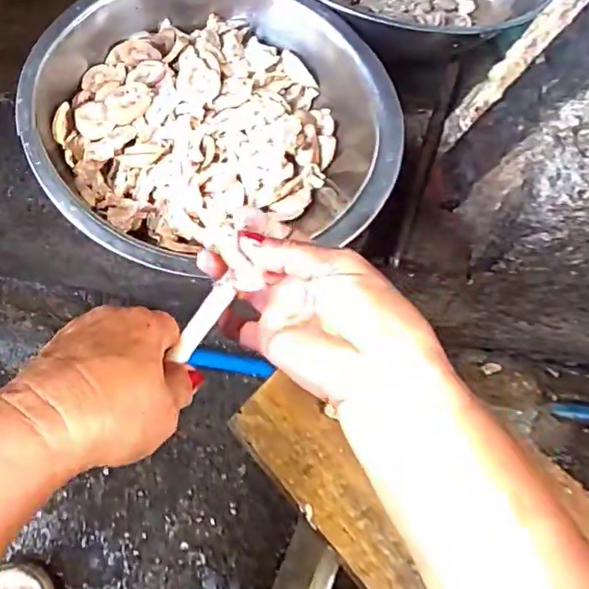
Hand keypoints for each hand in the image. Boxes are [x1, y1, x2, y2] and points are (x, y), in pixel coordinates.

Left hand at [0, 305, 196, 471]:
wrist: (48, 419)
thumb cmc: (108, 412)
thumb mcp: (167, 413)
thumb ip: (180, 390)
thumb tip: (183, 379)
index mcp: (147, 324)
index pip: (174, 330)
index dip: (176, 359)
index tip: (174, 382)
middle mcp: (113, 317)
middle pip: (139, 337)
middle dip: (144, 366)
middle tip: (145, 403)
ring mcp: (80, 330)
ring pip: (108, 348)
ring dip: (112, 372)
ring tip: (110, 412)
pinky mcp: (53, 348)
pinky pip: (80, 361)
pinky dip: (84, 379)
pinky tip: (85, 408)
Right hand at [199, 234, 458, 414]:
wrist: (378, 370)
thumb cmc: (375, 316)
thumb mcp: (335, 266)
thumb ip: (290, 253)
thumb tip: (256, 242)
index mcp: (322, 264)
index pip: (284, 240)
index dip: (261, 228)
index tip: (241, 217)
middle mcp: (301, 286)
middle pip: (260, 261)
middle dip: (237, 248)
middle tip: (219, 237)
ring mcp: (286, 312)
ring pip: (246, 287)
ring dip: (226, 273)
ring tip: (210, 260)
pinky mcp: (273, 340)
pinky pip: (242, 327)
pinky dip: (225, 316)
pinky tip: (217, 303)